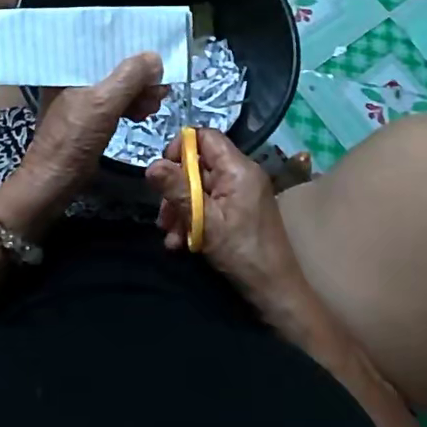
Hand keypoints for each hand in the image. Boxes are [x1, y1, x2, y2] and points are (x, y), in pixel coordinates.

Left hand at [21, 52, 166, 187]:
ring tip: (154, 104)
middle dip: (140, 75)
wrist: (53, 183)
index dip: (131, 47)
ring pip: (118, 84)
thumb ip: (130, 77)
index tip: (155, 58)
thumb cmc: (73, 139)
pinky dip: (132, 105)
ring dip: (140, 91)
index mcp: (67, 66)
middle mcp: (73, 77)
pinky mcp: (89, 116)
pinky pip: (116, 101)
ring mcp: (81, 97)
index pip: (102, 43)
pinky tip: (143, 113)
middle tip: (160, 88)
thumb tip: (155, 58)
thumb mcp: (103, 103)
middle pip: (114, 65)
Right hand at [144, 128, 305, 305]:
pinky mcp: (240, 211)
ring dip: (181, 210)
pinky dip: (194, 220)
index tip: (163, 172)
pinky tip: (182, 243)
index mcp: (238, 168)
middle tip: (164, 217)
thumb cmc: (242, 252)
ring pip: (201, 189)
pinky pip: (210, 205)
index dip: (180, 148)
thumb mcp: (204, 221)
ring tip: (171, 236)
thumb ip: (179, 191)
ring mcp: (241, 194)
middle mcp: (241, 174)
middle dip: (176, 190)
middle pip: (199, 166)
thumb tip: (152, 165)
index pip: (206, 136)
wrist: (274, 289)